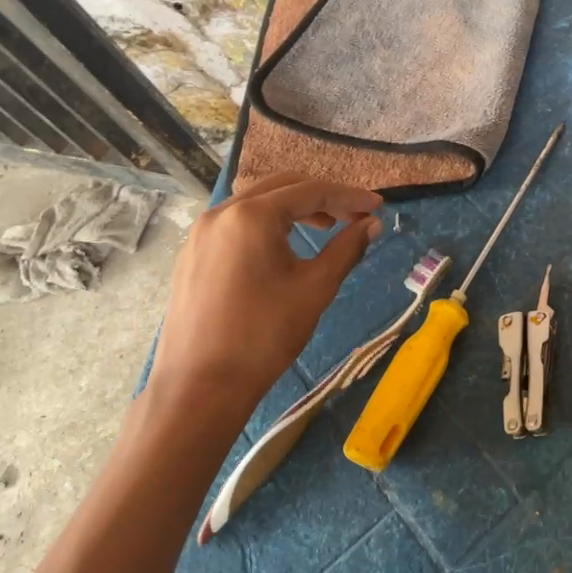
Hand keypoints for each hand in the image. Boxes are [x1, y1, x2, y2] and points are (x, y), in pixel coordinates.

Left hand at [150, 174, 381, 422]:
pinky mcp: (192, 254)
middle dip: (323, 197)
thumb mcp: (315, 288)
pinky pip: (237, 222)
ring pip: (257, 202)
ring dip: (295, 208)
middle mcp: (222, 213)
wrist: (201, 386)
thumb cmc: (264, 335)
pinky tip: (285, 247)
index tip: (378, 207)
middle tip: (355, 217)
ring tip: (327, 228)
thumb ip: (347, 248)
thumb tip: (372, 224)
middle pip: (282, 186)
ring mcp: (201, 233)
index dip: (350, 196)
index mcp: (252, 216)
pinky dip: (268, 223)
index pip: (311, 191)